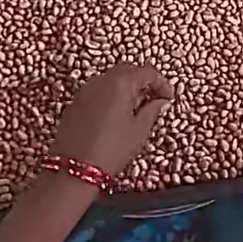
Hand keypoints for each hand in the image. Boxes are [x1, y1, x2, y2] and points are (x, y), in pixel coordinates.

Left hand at [51, 64, 175, 176]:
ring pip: (111, 80)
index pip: (147, 72)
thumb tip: (160, 101)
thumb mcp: (139, 131)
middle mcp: (100, 81)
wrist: (74, 170)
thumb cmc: (111, 150)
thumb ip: (152, 110)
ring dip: (126, 89)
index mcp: (120, 84)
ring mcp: (85, 91)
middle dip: (143, 82)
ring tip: (135, 110)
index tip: (168, 97)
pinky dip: (110, 97)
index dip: (162, 83)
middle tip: (153, 100)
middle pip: (127, 71)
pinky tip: (116, 117)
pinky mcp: (75, 104)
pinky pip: (98, 92)